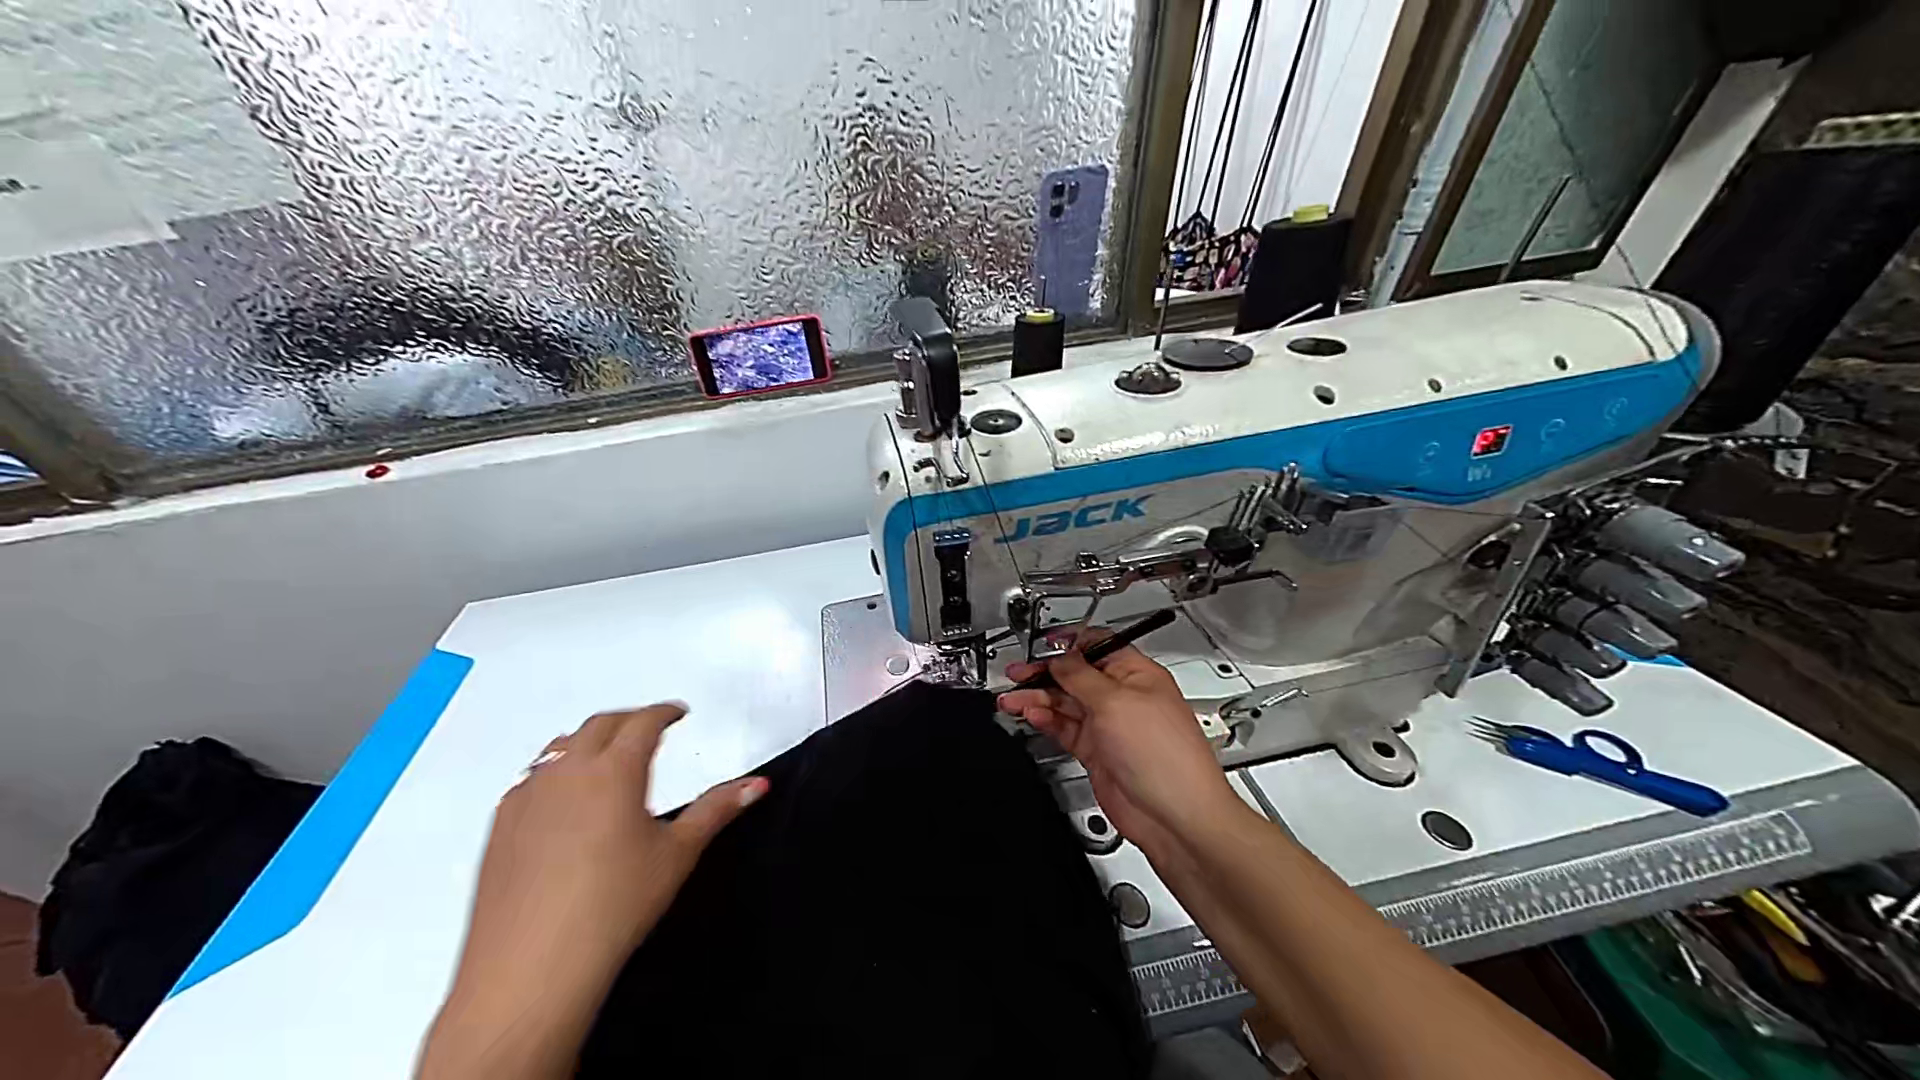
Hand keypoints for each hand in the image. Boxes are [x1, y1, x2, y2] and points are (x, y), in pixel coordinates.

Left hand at [421, 704, 765, 1078]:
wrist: (531, 968)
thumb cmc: (613, 908)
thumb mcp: (678, 854)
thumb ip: (717, 809)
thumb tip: (757, 785)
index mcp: (615, 771)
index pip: (643, 721)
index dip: (665, 712)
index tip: (677, 713)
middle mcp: (567, 772)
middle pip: (600, 724)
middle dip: (630, 719)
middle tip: (651, 727)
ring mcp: (527, 796)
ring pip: (560, 746)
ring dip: (590, 739)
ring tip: (608, 755)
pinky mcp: (500, 825)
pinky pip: (531, 777)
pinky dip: (556, 770)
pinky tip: (565, 798)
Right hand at [999, 641, 1241, 857]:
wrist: (1173, 816)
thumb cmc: (1167, 759)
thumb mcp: (1116, 702)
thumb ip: (1081, 677)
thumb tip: (1061, 658)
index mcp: (1136, 675)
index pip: (1097, 646)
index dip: (1069, 643)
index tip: (1042, 644)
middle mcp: (1122, 698)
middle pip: (1075, 675)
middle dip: (1044, 672)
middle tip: (1018, 672)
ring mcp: (1108, 726)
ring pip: (1064, 702)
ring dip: (1037, 697)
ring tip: (1012, 698)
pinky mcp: (1096, 751)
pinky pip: (1064, 728)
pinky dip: (1045, 720)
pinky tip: (1031, 715)